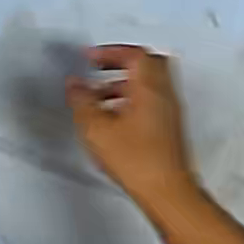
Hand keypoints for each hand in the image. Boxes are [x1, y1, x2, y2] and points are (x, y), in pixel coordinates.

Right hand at [64, 45, 198, 210]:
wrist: (167, 192)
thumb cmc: (135, 158)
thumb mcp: (94, 126)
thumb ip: (81, 99)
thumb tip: (75, 83)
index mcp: (149, 90)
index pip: (137, 55)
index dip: (110, 51)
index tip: (89, 57)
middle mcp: (164, 97)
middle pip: (150, 63)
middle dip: (121, 60)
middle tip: (98, 65)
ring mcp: (169, 113)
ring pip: (149, 83)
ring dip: (122, 81)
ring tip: (96, 94)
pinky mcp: (168, 128)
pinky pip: (150, 100)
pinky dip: (129, 97)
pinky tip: (109, 115)